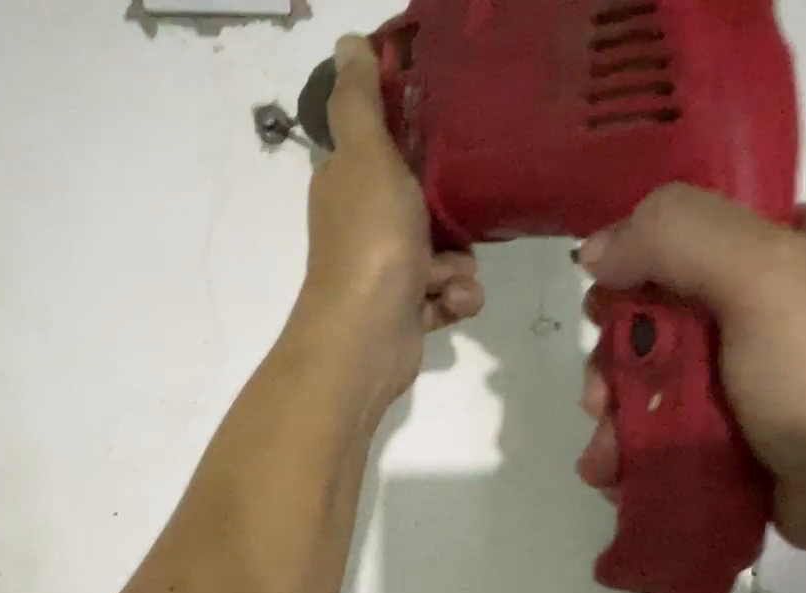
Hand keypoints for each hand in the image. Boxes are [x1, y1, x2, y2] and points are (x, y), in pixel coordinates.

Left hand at [291, 35, 483, 414]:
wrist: (367, 337)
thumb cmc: (370, 242)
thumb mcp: (367, 156)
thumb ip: (360, 101)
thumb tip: (349, 42)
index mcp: (348, 183)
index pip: (388, 148)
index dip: (420, 142)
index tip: (453, 141)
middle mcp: (364, 225)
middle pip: (428, 204)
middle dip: (453, 218)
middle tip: (458, 221)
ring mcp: (386, 272)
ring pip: (447, 253)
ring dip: (458, 266)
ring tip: (447, 277)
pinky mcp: (407, 312)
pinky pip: (449, 294)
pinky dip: (455, 299)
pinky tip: (448, 305)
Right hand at [573, 184, 805, 571]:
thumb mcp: (765, 275)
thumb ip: (676, 237)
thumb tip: (593, 251)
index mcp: (793, 243)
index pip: (691, 233)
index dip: (635, 266)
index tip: (601, 310)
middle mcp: (773, 302)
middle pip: (663, 314)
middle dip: (617, 361)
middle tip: (597, 400)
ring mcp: (757, 374)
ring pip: (660, 379)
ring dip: (618, 417)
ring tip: (604, 459)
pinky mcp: (742, 433)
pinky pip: (672, 426)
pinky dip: (638, 448)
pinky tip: (614, 475)